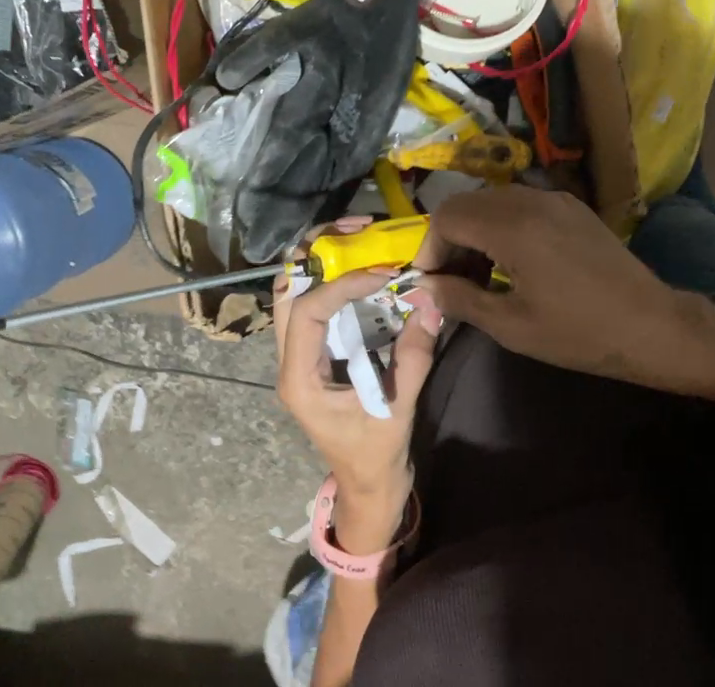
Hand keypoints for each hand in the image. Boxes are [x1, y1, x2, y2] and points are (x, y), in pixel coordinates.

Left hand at [274, 231, 441, 552]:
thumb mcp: (399, 410)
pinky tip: (364, 264)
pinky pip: (313, 302)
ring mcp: (297, 354)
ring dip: (322, 259)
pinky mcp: (314, 350)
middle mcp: (287, 361)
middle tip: (356, 229)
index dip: (341, 285)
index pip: (307, 313)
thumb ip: (414, 359)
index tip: (381, 274)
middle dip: (315, 252)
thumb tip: (430, 304)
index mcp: (298, 379)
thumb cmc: (376, 455)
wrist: (365, 484)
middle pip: (285, 290)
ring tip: (359, 235)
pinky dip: (333, 277)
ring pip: (293, 291)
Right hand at [410, 186, 693, 382]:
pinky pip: (521, 203)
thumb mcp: (512, 326)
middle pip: (466, 202)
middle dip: (449, 238)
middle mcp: (531, 200)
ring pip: (492, 199)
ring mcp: (554, 198)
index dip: (430, 247)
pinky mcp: (572, 206)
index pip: (447, 216)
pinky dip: (502, 224)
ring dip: (475, 230)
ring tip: (481, 274)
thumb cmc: (578, 333)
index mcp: (513, 227)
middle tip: (453, 280)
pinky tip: (513, 261)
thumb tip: (425, 286)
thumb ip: (461, 299)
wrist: (651, 325)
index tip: (432, 282)